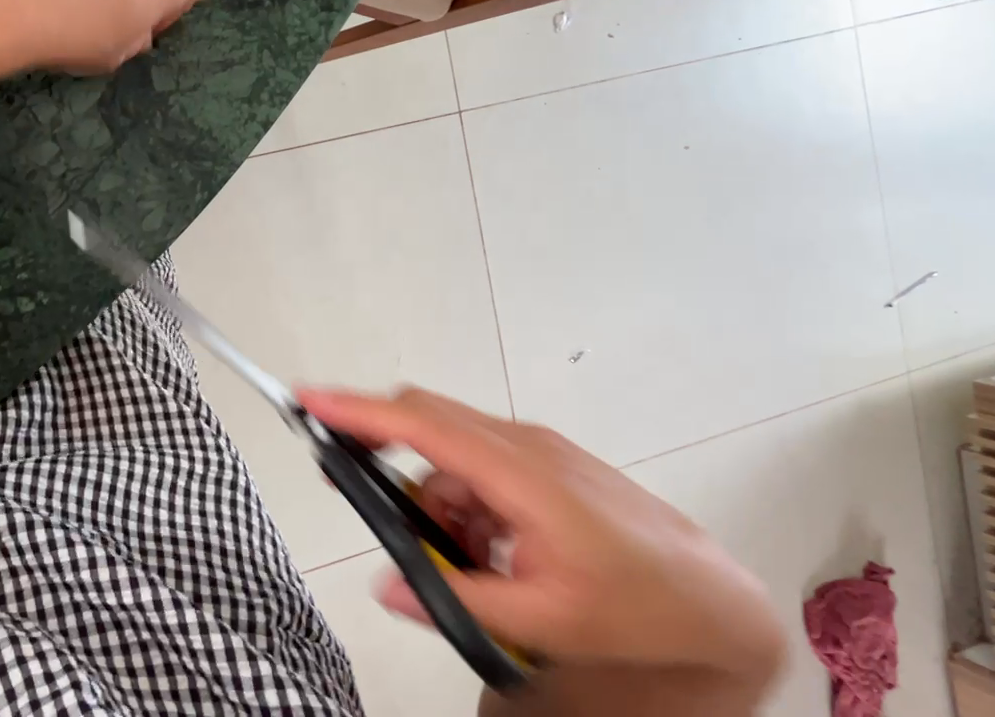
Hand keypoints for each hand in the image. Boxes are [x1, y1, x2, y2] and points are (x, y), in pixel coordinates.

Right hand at [297, 388, 785, 683]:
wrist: (714, 597)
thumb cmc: (636, 606)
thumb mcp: (545, 621)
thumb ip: (457, 600)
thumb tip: (384, 584)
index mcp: (519, 473)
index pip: (421, 424)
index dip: (358, 410)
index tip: (306, 399)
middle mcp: (520, 444)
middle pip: (425, 418)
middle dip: (376, 440)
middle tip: (346, 482)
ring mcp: (534, 448)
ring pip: (449, 449)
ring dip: (432, 493)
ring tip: (460, 558)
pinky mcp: (542, 459)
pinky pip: (476, 464)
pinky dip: (460, 499)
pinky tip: (486, 547)